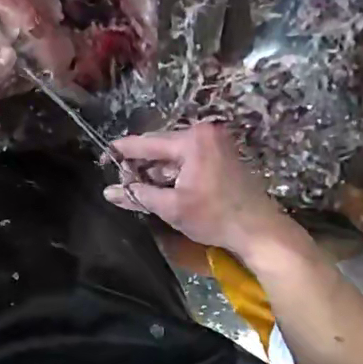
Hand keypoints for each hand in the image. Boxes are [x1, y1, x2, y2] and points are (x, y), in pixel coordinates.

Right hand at [103, 123, 305, 264]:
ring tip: (141, 190)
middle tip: (124, 185)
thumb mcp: (171, 207)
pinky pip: (187, 158)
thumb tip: (108, 192)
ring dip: (156, 171)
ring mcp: (215, 142)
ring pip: (172, 154)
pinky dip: (173, 172)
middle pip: (159, 146)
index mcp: (191, 141)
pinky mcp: (221, 154)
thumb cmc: (215, 217)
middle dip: (140, 165)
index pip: (146, 143)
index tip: (103, 157)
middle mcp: (204, 133)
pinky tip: (162, 188)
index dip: (121, 151)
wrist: (259, 230)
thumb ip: (137, 194)